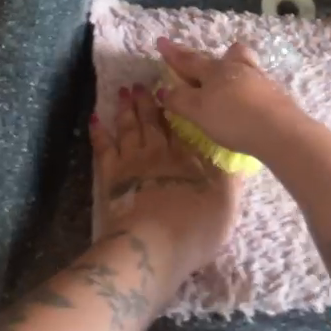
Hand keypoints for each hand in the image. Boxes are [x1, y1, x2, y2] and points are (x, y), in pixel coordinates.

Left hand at [93, 84, 242, 281]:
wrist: (152, 246)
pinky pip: (103, 147)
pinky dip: (99, 131)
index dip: (176, 106)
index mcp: (186, 157)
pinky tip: (95, 118)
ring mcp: (132, 161)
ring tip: (124, 91)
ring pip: (129, 127)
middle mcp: (159, 151)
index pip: (181, 125)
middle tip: (141, 83)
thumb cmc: (194, 229)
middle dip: (147, 100)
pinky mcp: (110, 174)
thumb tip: (235, 152)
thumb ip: (229, 177)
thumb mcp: (225, 204)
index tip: (172, 88)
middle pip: (152, 120)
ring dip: (126, 108)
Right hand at [155, 38, 313, 162]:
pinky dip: (250, 89)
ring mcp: (260, 79)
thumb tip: (163, 90)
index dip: (174, 53)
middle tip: (212, 59)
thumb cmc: (232, 118)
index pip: (189, 60)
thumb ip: (179, 100)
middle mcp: (237, 68)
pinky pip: (258, 84)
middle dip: (216, 56)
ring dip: (237, 68)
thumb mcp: (198, 111)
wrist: (279, 130)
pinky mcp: (276, 95)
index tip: (161, 41)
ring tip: (233, 79)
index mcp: (214, 70)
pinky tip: (250, 101)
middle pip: (226, 55)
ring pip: (245, 65)